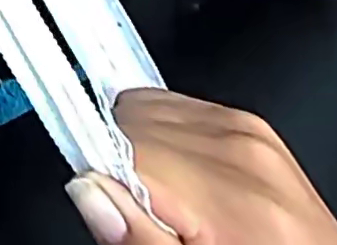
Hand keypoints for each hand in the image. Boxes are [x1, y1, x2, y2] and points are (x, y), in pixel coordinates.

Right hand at [64, 90, 336, 244]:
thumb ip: (142, 242)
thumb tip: (88, 187)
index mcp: (240, 203)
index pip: (126, 147)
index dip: (105, 181)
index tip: (113, 216)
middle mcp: (246, 151)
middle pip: (130, 120)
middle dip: (120, 167)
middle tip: (150, 223)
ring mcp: (249, 130)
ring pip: (141, 106)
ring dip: (138, 149)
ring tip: (170, 206)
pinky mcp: (247, 123)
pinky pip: (167, 105)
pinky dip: (158, 138)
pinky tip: (181, 184)